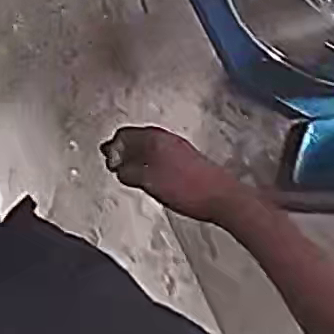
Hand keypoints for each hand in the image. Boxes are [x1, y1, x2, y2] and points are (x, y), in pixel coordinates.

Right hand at [101, 126, 252, 222]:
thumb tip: (119, 170)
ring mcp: (179, 148)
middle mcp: (166, 138)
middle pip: (136, 138)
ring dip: (136, 156)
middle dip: (122, 150)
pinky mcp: (188, 159)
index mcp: (154, 138)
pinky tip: (152, 175)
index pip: (124, 134)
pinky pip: (161, 154)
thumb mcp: (149, 183)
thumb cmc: (190, 189)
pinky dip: (150, 161)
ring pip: (149, 146)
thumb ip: (129, 173)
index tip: (109, 159)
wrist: (224, 199)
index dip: (113, 147)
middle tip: (114, 162)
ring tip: (130, 171)